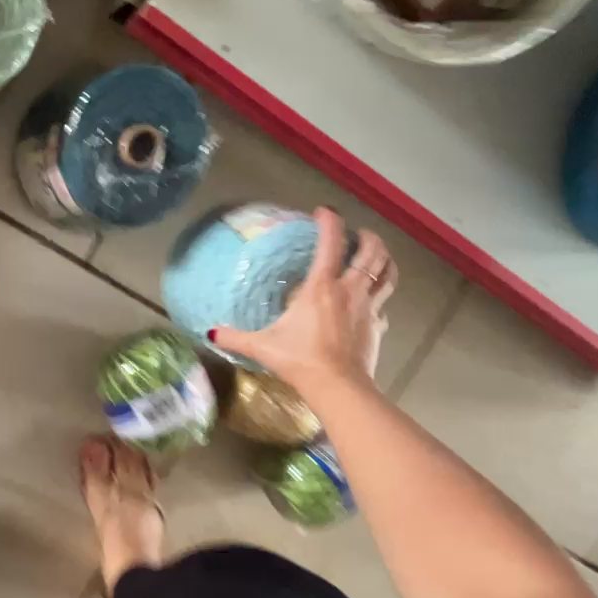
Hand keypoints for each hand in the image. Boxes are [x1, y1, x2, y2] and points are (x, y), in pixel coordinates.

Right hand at [210, 206, 394, 394]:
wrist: (336, 385)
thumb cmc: (299, 358)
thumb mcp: (262, 346)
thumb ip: (236, 337)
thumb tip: (211, 333)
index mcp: (321, 286)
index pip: (331, 242)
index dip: (329, 221)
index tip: (323, 212)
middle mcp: (350, 289)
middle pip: (371, 251)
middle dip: (368, 236)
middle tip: (359, 234)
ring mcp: (369, 306)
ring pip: (386, 272)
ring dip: (385, 259)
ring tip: (377, 256)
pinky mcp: (377, 325)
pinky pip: (384, 305)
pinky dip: (381, 297)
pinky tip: (374, 303)